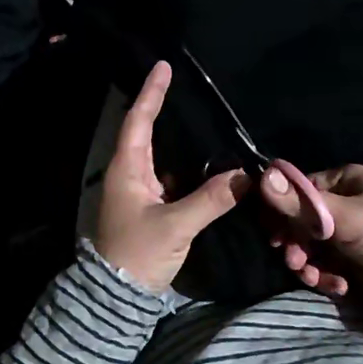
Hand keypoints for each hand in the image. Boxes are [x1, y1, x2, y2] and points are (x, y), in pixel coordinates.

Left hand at [94, 61, 246, 291]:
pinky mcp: (152, 210)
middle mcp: (131, 176)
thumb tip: (245, 177)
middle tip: (190, 90)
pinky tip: (211, 166)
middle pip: (148, 134)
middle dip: (165, 111)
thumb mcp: (175, 226)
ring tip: (208, 123)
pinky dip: (190, 170)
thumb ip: (210, 200)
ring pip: (163, 158)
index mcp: (127, 170)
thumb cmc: (137, 254)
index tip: (163, 67)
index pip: (138, 121)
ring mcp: (140, 194)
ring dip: (182, 143)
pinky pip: (173, 180)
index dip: (151, 93)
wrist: (117, 297)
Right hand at [260, 164, 362, 305]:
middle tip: (298, 264)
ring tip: (318, 280)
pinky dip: (326, 278)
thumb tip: (262, 175)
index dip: (281, 215)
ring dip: (308, 266)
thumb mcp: (347, 218)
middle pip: (298, 223)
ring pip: (309, 248)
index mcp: (342, 181)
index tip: (276, 238)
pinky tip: (340, 287)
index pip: (295, 191)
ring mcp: (346, 234)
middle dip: (296, 246)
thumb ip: (304, 203)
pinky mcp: (352, 260)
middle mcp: (341, 203)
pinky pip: (325, 266)